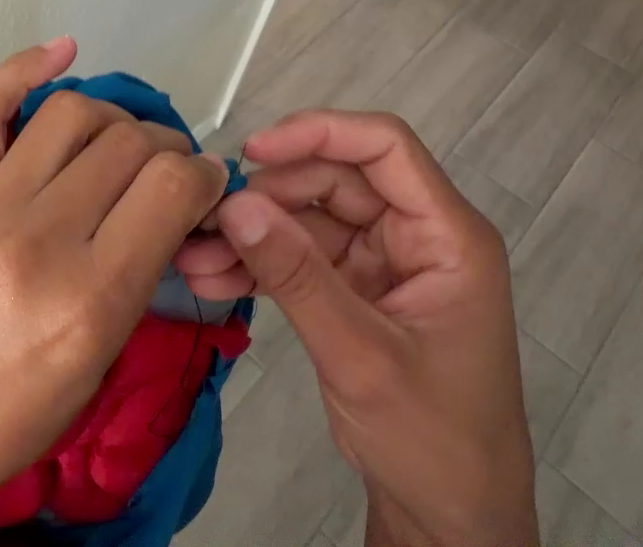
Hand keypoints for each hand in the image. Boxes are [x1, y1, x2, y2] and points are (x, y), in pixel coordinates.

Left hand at [0, 40, 229, 546]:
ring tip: (125, 144)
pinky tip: (61, 52)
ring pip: (72, 113)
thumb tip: (177, 207)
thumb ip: (144, 274)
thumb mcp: (104, 360)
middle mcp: (40, 237)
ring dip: (116, 119)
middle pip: (129, 143)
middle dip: (169, 148)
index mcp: (90, 295)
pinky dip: (22, 69)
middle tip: (171, 173)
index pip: (172, 186)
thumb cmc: (14, 416)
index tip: (206, 189)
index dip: (205, 177)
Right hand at [174, 111, 536, 546]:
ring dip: (249, 233)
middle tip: (206, 220)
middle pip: (331, 180)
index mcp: (446, 235)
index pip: (384, 148)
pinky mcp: (352, 288)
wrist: (449, 518)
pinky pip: (296, 255)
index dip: (318, 134)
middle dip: (266, 196)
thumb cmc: (434, 439)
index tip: (253, 153)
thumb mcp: (361, 355)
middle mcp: (413, 235)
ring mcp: (381, 261)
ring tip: (193, 256)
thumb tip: (236, 206)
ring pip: (304, 217)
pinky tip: (212, 279)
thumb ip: (298, 276)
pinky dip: (256, 264)